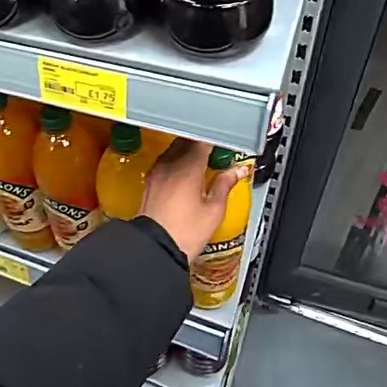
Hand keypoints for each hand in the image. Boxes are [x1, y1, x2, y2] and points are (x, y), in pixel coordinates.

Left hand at [138, 139, 247, 259]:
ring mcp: (157, 171)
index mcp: (188, 166)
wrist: (155, 247)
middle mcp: (170, 163)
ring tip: (203, 165)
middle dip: (203, 144)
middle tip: (217, 155)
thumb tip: (236, 171)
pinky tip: (186, 177)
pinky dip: (177, 162)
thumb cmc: (183, 233)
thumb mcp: (214, 210)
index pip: (204, 139)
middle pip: (188, 140)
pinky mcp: (150, 180)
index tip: (226, 146)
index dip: (217, 140)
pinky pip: (166, 162)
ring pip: (175, 149)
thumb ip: (225, 184)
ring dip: (189, 151)